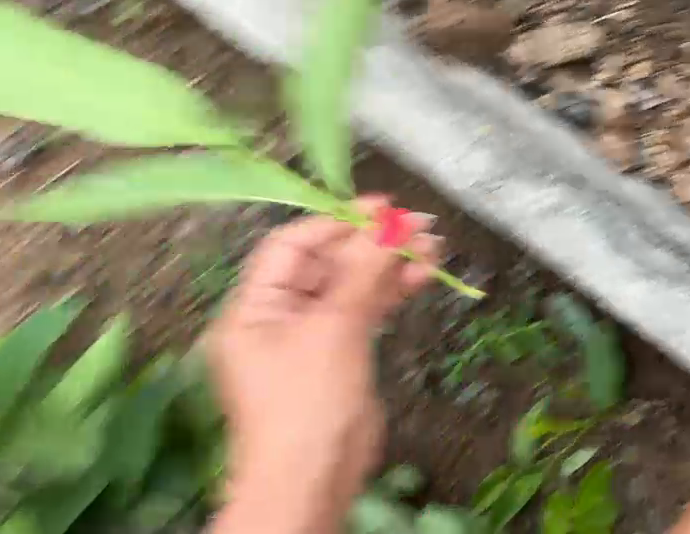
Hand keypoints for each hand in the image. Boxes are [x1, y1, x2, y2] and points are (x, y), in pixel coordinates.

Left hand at [206, 199, 440, 533]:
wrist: (314, 480)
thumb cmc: (307, 403)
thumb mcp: (334, 327)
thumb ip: (363, 269)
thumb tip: (390, 222)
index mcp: (255, 308)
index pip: (293, 246)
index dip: (337, 221)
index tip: (383, 208)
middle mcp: (281, 315)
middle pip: (330, 260)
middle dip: (376, 242)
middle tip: (420, 225)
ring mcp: (314, 332)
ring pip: (356, 281)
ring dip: (393, 262)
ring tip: (434, 247)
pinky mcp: (343, 348)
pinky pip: (370, 304)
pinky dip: (396, 288)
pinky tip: (426, 274)